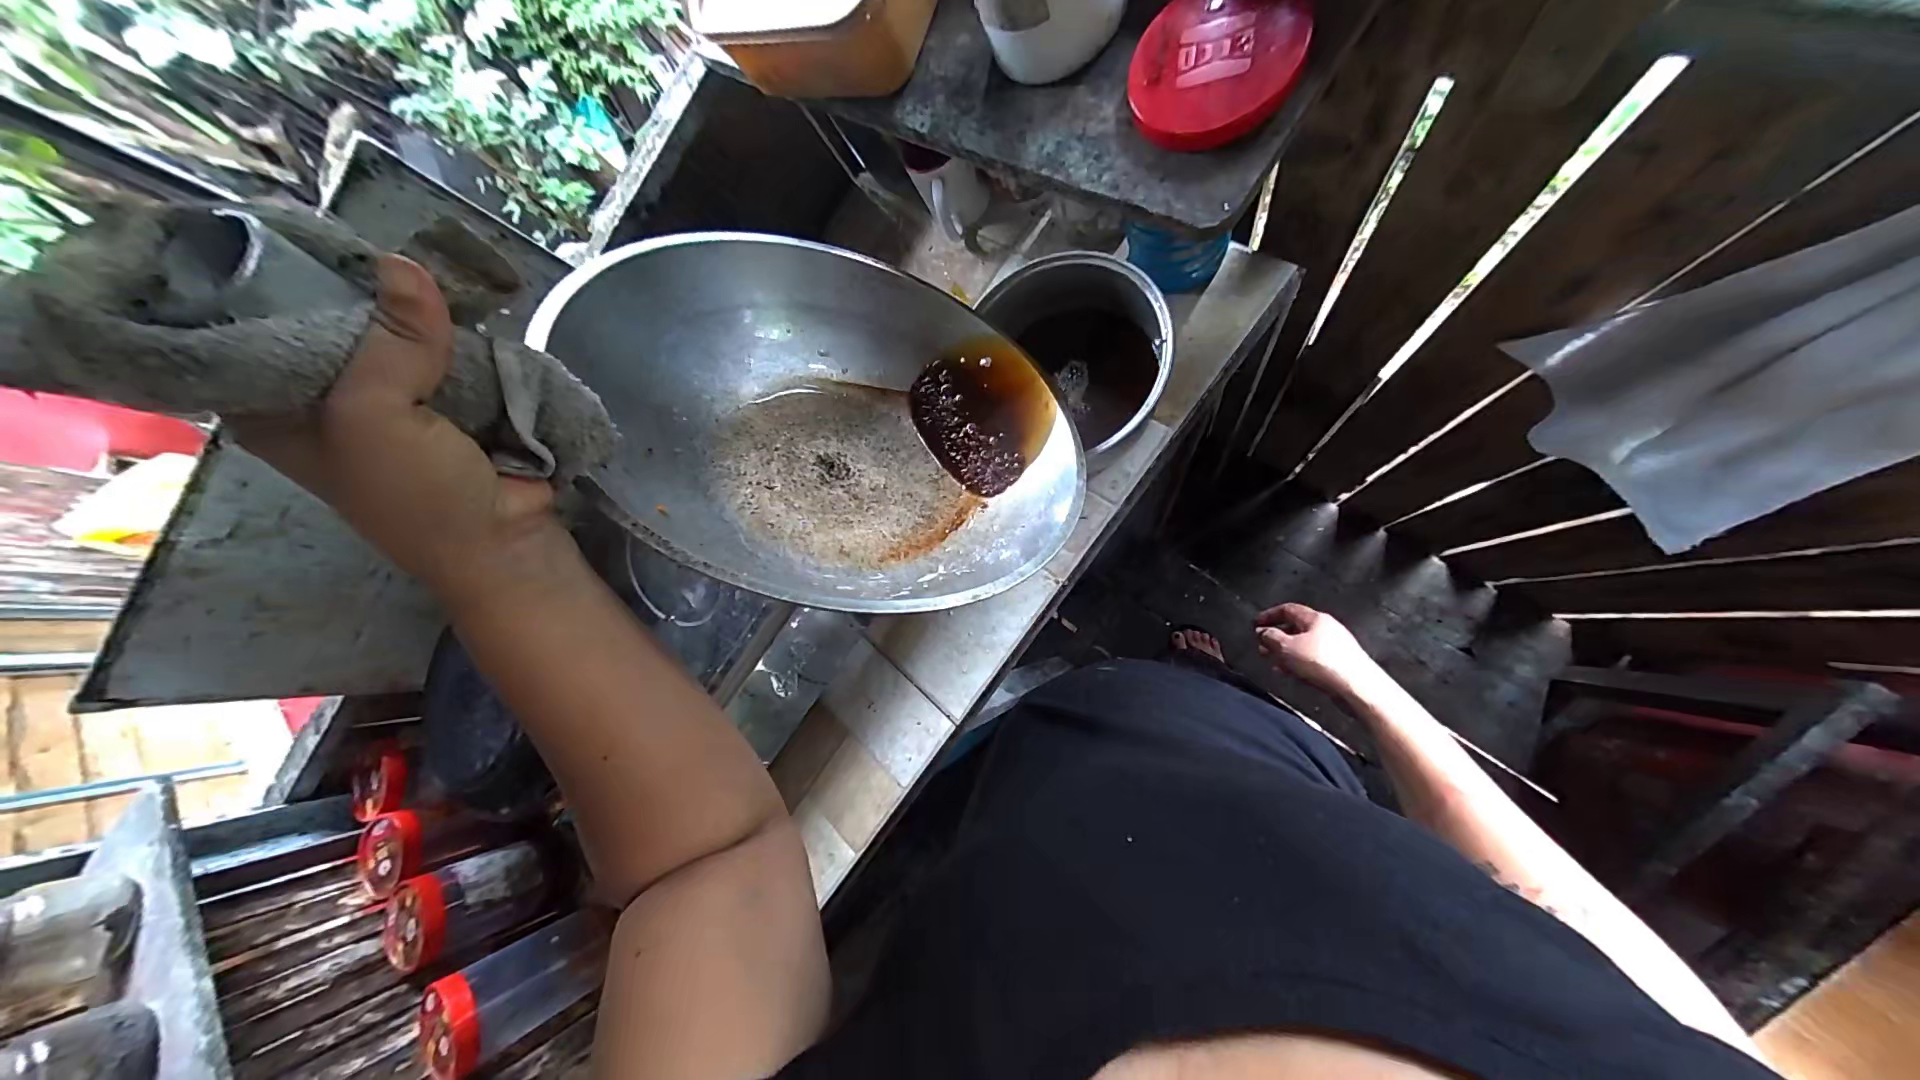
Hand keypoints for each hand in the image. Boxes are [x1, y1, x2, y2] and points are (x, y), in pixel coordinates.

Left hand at [234, 255, 563, 600]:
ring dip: (422, 317)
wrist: (507, 539)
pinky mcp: (453, 404)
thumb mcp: (378, 419)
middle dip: (363, 294)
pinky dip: (461, 339)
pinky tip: (468, 313)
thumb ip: (390, 343)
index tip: (312, 241)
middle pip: (333, 324)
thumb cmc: (420, 495)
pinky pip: (448, 355)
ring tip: (435, 278)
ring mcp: (395, 401)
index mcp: (276, 408)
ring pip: (396, 335)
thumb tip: (404, 263)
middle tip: (383, 254)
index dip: (276, 283)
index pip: (252, 327)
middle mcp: (328, 399)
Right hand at [1253, 603, 1381, 701]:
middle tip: (1262, 645)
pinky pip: (1313, 658)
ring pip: (1303, 645)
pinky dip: (1298, 662)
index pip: (1287, 609)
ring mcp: (1335, 646)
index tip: (1255, 624)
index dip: (1268, 615)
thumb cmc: (1322, 663)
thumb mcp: (1286, 647)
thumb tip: (1262, 632)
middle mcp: (1328, 629)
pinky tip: (1291, 672)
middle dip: (1276, 636)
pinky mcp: (1340, 664)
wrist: (1358, 688)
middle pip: (1296, 627)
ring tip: (1273, 661)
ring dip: (1285, 652)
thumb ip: (1270, 637)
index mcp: (1316, 618)